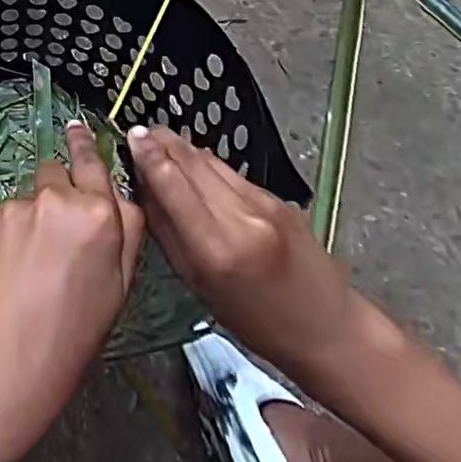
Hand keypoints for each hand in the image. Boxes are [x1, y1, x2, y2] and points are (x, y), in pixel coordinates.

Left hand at [0, 122, 145, 461]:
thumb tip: (120, 196)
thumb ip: (126, 231)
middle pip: (57, 172)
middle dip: (60, 189)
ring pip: (31, 196)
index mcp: (98, 214)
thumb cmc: (75, 332)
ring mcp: (17, 206)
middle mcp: (56, 199)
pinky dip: (11, 230)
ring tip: (33, 261)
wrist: (8, 358)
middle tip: (59, 229)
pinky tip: (11, 265)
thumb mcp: (119, 284)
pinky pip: (6, 214)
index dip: (85, 144)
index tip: (78, 127)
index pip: (93, 163)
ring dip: (35, 214)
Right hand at [127, 125, 364, 378]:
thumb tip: (141, 191)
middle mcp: (243, 217)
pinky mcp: (277, 197)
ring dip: (180, 147)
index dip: (149, 154)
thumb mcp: (197, 283)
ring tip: (157, 143)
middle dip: (161, 141)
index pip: (174, 184)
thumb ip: (166, 232)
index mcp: (217, 248)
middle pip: (192, 161)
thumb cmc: (258, 321)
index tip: (132, 134)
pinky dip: (203, 164)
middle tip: (138, 133)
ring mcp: (265, 203)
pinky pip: (229, 172)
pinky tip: (190, 167)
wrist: (328, 328)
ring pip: (210, 160)